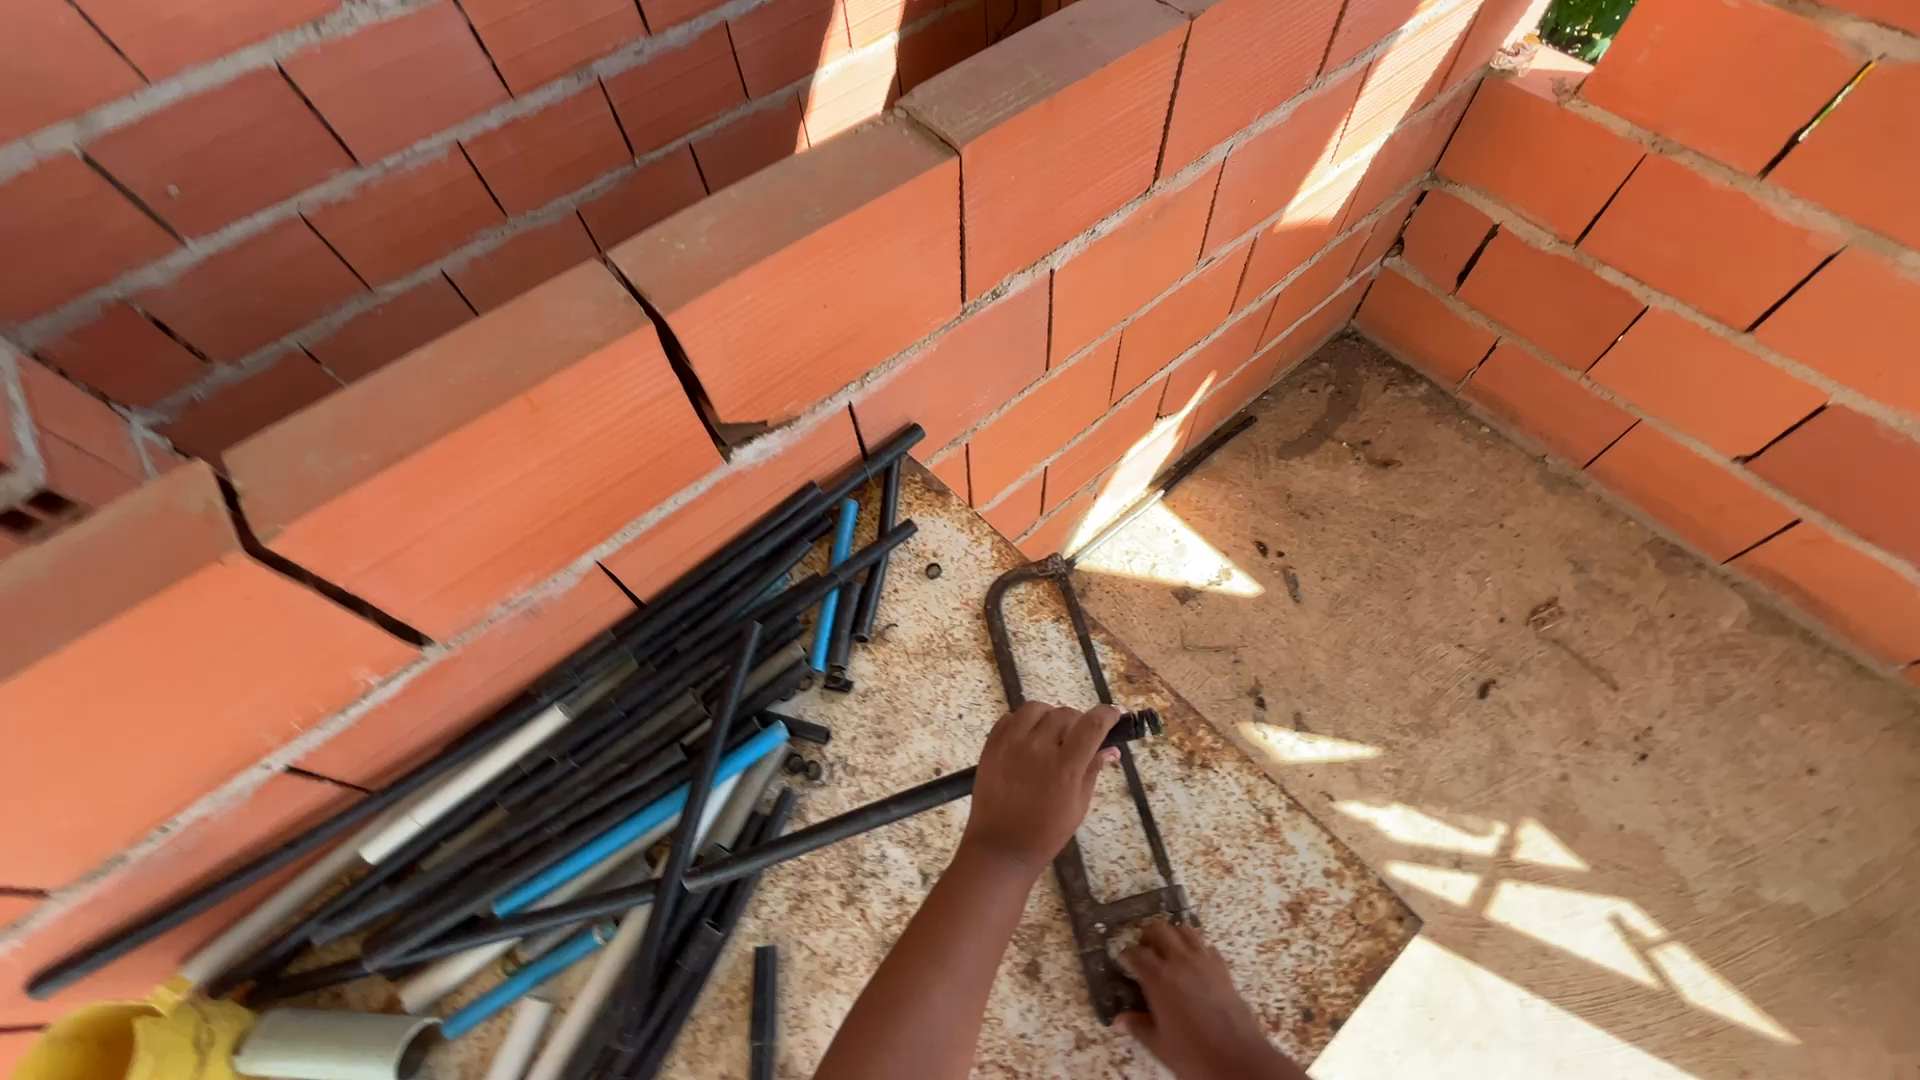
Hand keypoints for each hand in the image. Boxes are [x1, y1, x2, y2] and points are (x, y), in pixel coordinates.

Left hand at [960, 702, 1121, 875]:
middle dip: (1078, 721)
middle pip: (1065, 713)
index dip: (1108, 714)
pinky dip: (1024, 723)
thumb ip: (1093, 769)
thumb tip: (1111, 748)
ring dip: (1050, 717)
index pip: (1093, 725)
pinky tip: (1029, 739)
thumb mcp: (1079, 804)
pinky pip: (1012, 717)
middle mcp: (1038, 748)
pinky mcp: (992, 744)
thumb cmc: (1046, 832)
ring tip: (1052, 735)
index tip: (1113, 714)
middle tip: (1078, 738)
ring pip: (1037, 708)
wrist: (1001, 846)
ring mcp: (1011, 743)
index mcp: (1065, 767)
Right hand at [1117, 923, 1307, 1079]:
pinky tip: (1194, 964)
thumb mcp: (1160, 1045)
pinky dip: (1197, 949)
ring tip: (1168, 951)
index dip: (1126, 954)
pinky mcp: (1223, 969)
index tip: (1122, 959)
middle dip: (1147, 935)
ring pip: (1185, 930)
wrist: (1240, 1061)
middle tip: (1144, 949)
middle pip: (1159, 929)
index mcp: (1159, 978)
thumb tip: (1118, 1021)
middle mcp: (1180, 961)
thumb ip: (1138, 1027)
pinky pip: (1207, 947)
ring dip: (1173, 935)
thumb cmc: (1194, 1055)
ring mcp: (1204, 962)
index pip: (1136, 953)